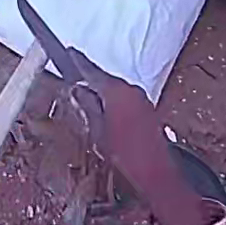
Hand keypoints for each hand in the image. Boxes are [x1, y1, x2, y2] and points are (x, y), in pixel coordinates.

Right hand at [65, 53, 202, 224]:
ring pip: (116, 88)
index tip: (69, 51)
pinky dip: (113, 99)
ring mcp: (142, 99)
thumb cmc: (124, 154)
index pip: (93, 71)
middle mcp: (131, 89)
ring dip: (102, 91)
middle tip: (73, 75)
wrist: (156, 174)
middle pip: (105, 79)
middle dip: (90, 78)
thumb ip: (88, 106)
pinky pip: (125, 97)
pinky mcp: (147, 109)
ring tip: (86, 94)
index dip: (79, 61)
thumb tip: (78, 89)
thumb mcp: (98, 131)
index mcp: (116, 91)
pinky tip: (105, 109)